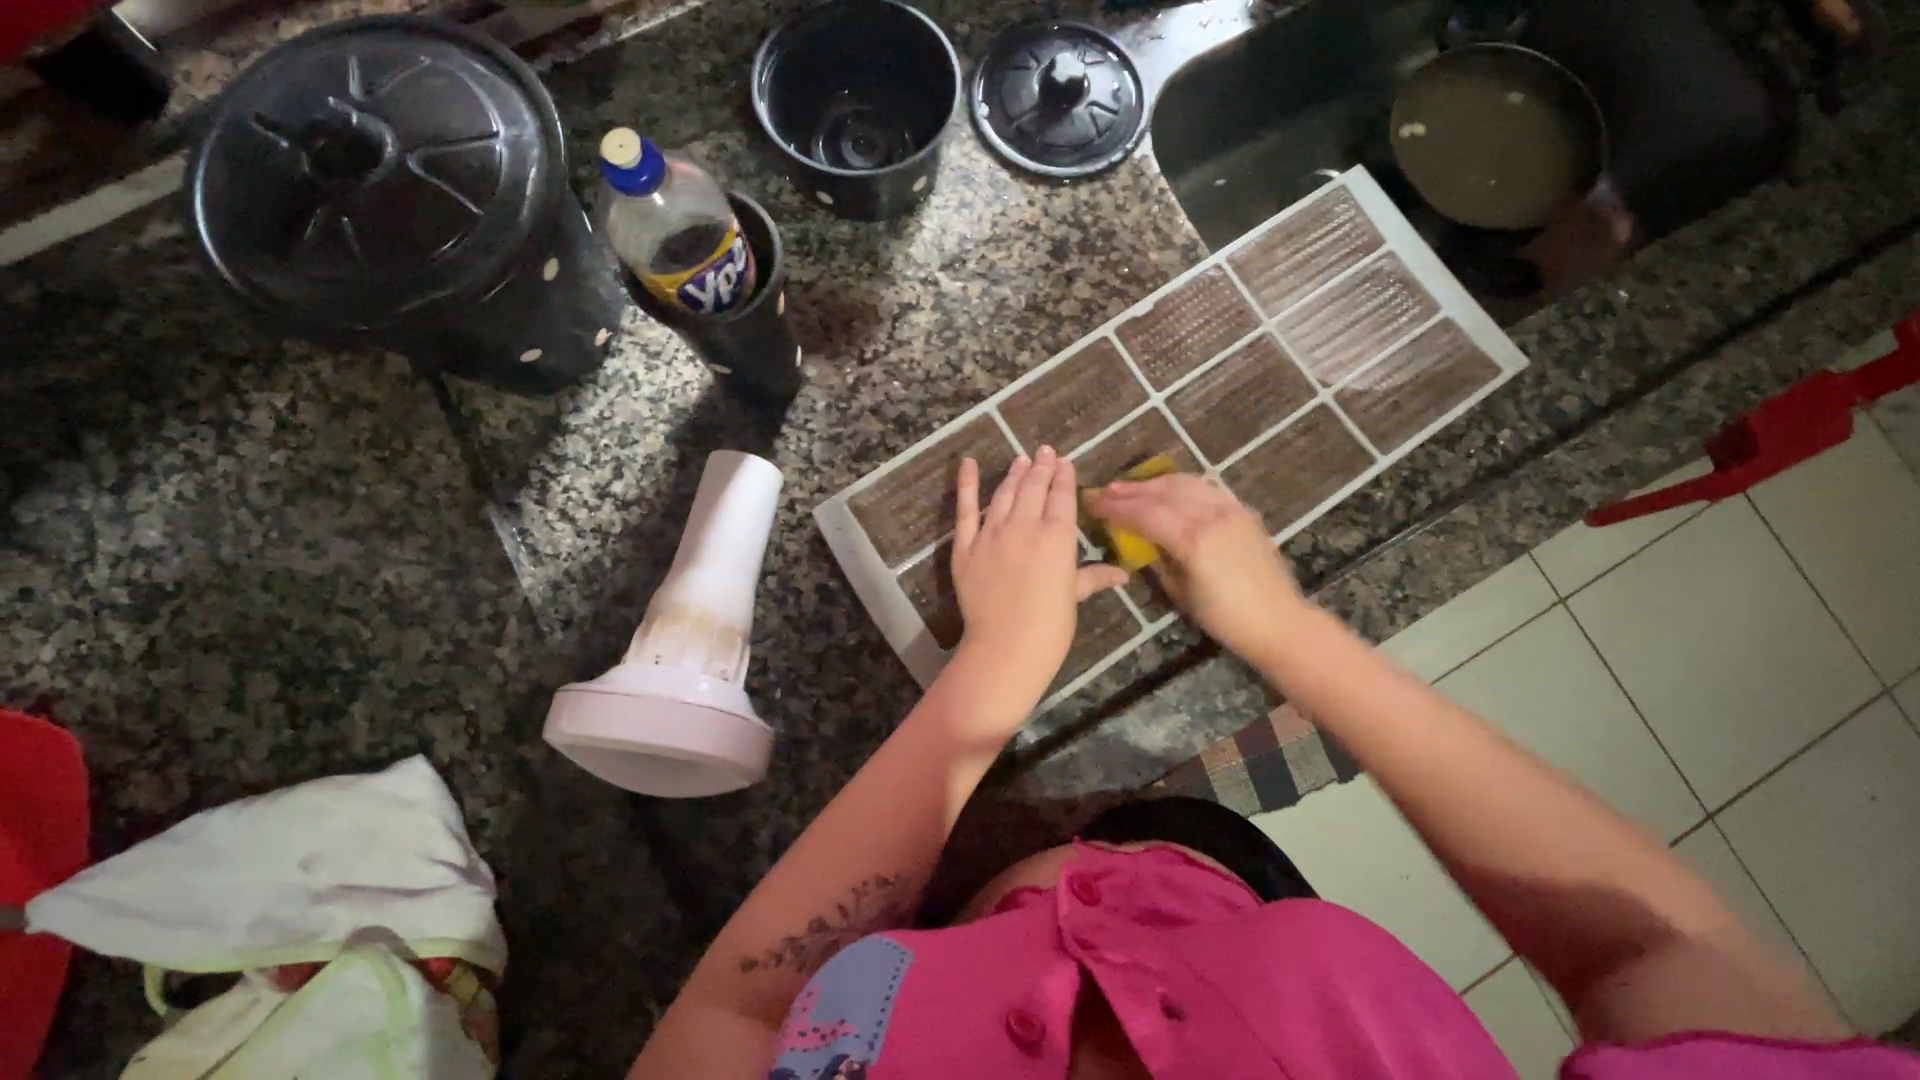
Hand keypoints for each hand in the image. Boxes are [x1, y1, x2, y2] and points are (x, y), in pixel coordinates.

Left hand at [947, 447, 1128, 718]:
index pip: (1062, 496)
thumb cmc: (1049, 627)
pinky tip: (968, 463)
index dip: (1063, 477)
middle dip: (1041, 467)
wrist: (1006, 648)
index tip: (1064, 462)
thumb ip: (1093, 577)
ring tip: (1021, 459)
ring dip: (1014, 474)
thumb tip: (1122, 574)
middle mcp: (1025, 526)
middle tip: (1044, 452)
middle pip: (1034, 488)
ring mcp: (992, 533)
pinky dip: (967, 484)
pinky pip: (965, 509)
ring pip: (1005, 494)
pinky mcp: (966, 546)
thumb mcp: (1074, 597)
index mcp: (1057, 537)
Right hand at [1087, 474, 1303, 660]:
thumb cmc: (1224, 618)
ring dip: (1154, 483)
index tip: (1093, 504)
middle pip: (1162, 492)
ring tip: (1131, 487)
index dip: (1115, 508)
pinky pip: (1206, 488)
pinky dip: (1181, 485)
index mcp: (1192, 539)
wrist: (1278, 620)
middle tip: (1105, 491)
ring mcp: (1230, 509)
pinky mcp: (1242, 511)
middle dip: (1130, 490)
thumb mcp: (1180, 592)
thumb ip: (1157, 559)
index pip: (1144, 513)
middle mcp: (1211, 515)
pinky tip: (1169, 490)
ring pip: (1185, 483)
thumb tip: (1138, 541)